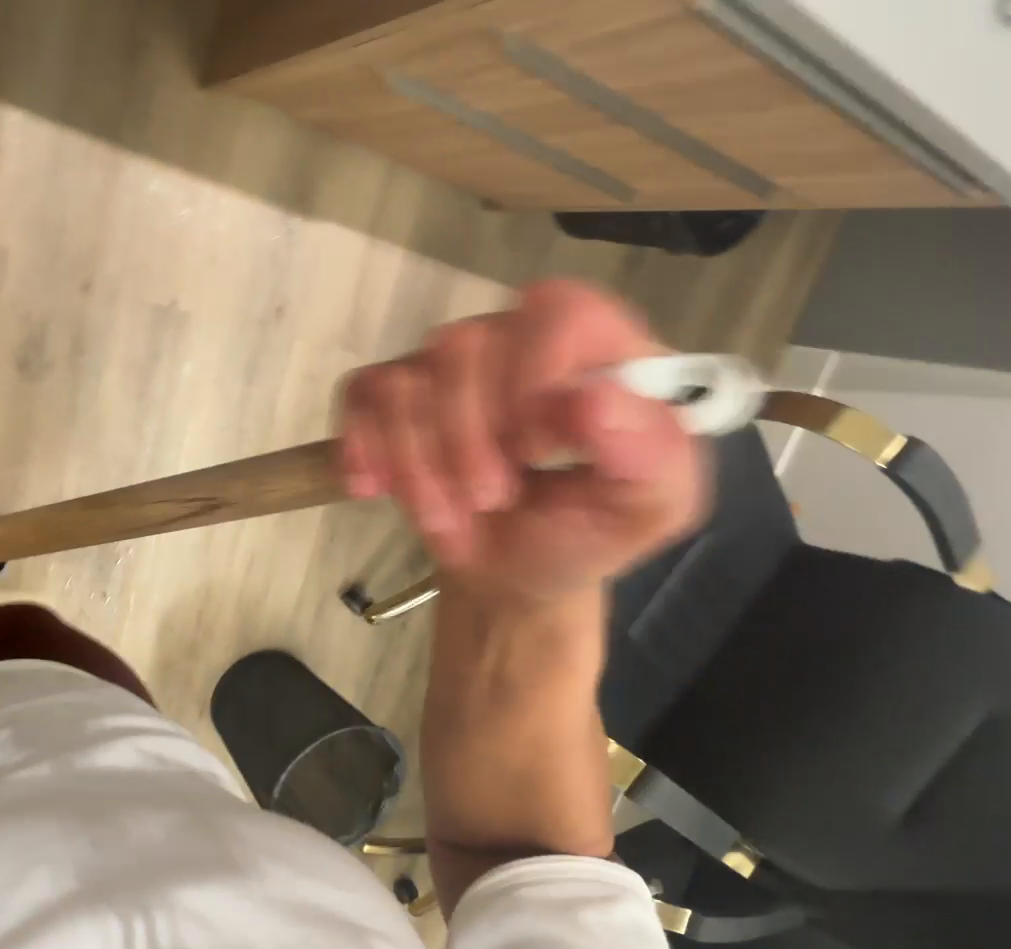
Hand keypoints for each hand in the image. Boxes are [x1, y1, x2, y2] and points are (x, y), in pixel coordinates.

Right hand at [336, 280, 707, 604]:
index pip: (559, 310)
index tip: (535, 450)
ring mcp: (446, 367)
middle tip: (489, 500)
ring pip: (406, 381)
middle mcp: (516, 342)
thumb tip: (592, 397)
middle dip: (466, 440)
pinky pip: (361, 394)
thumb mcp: (647, 510)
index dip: (535, 372)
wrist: (512, 576)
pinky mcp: (389, 395)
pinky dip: (364, 447)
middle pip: (464, 346)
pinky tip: (376, 487)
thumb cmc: (583, 535)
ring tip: (447, 515)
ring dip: (419, 464)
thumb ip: (649, 454)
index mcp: (595, 352)